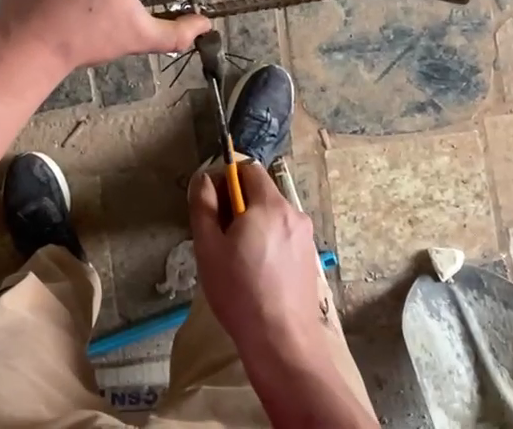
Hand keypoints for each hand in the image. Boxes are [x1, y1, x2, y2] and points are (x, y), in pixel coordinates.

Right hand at [188, 162, 329, 359]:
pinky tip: (255, 272)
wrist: (283, 343)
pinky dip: (266, 240)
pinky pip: (282, 235)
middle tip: (218, 233)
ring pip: (271, 215)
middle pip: (261, 191)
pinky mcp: (309, 258)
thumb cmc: (240, 293)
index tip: (211, 201)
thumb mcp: (209, 248)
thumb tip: (204, 178)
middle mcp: (293, 214)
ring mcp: (305, 237)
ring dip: (251, 223)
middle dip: (237, 204)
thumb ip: (203, 206)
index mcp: (269, 205)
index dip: (226, 177)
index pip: (248, 168)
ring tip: (234, 257)